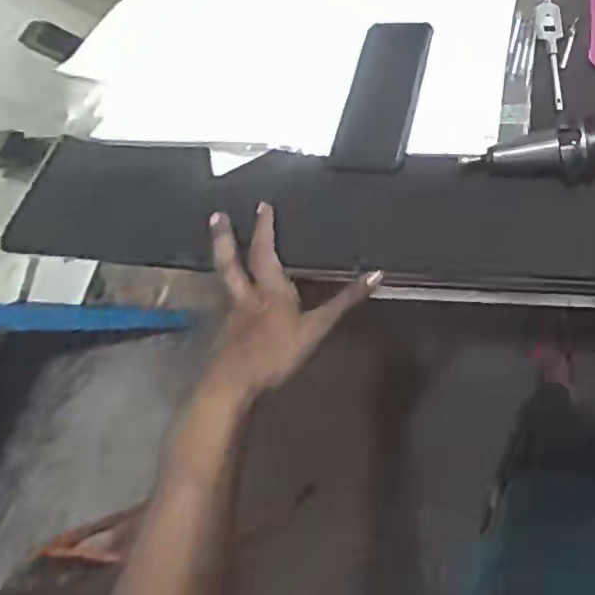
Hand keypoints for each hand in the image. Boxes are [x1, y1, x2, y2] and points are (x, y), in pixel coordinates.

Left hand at [205, 203, 379, 397]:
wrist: (230, 388)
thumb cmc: (276, 353)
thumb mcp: (317, 327)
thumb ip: (345, 300)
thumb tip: (377, 274)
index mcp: (269, 290)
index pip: (265, 253)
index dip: (265, 229)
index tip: (263, 206)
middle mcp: (245, 296)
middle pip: (231, 262)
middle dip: (225, 238)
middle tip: (217, 216)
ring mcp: (232, 314)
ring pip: (224, 279)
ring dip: (221, 257)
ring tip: (218, 242)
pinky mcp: (226, 331)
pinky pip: (226, 298)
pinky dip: (227, 285)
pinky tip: (231, 290)